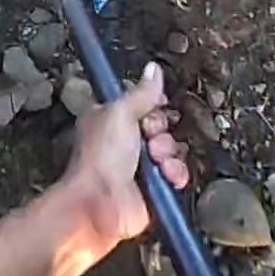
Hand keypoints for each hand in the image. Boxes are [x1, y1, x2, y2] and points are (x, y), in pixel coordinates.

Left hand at [62, 63, 189, 245]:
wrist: (97, 206)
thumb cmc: (100, 157)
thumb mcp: (121, 113)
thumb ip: (142, 93)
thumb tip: (153, 69)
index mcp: (112, 117)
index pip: (144, 103)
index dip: (153, 106)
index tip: (151, 110)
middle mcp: (126, 140)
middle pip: (162, 125)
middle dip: (161, 131)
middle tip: (149, 138)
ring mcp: (140, 165)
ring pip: (172, 148)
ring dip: (169, 152)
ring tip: (156, 160)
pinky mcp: (153, 189)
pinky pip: (176, 173)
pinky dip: (176, 173)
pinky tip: (167, 176)